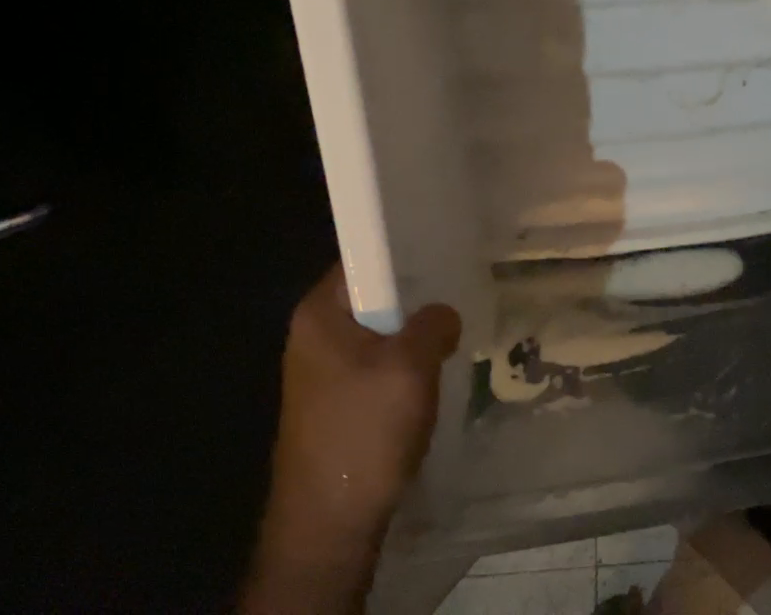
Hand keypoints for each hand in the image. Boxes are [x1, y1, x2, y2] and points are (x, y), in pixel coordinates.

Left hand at [242, 267, 460, 614]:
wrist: (329, 521)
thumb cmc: (364, 430)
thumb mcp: (410, 366)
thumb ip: (432, 323)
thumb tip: (441, 315)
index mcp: (319, 313)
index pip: (361, 258)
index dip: (402, 250)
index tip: (444, 250)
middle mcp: (313, 336)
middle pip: (372, 297)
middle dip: (414, 298)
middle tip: (458, 294)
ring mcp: (322, 373)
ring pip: (378, 335)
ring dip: (412, 338)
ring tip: (452, 335)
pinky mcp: (335, 405)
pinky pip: (375, 368)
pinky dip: (403, 368)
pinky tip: (432, 377)